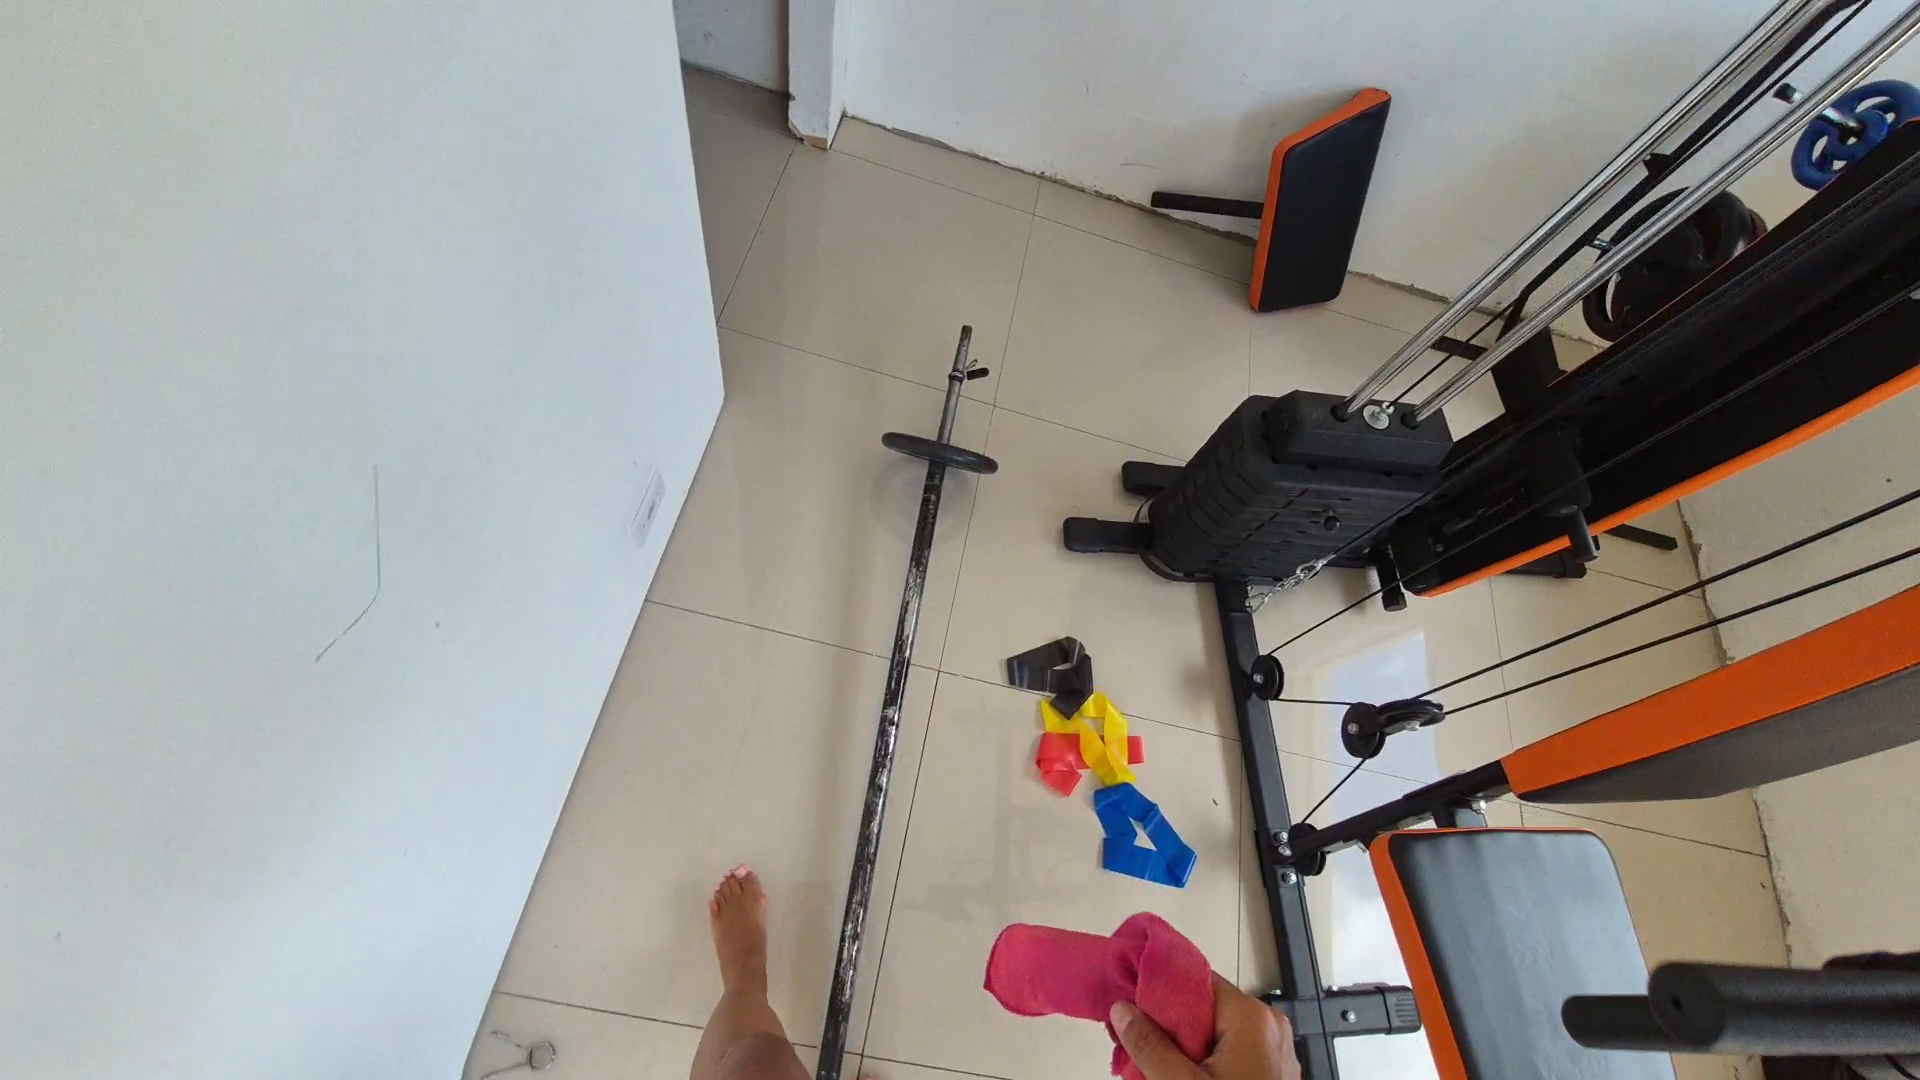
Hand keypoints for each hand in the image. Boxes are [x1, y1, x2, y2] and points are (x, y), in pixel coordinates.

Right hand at [1110, 975, 1301, 1079]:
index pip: (1194, 979)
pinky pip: (1229, 1052)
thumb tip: (1121, 1008)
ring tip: (1152, 1065)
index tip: (1129, 1006)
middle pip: (1203, 1006)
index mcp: (1251, 1016)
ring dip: (1181, 1046)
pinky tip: (1178, 1076)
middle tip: (1135, 1043)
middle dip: (1166, 1025)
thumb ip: (1151, 1047)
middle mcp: (1267, 1024)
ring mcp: (1273, 1050)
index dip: (1158, 990)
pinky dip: (1203, 1061)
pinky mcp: (1271, 1072)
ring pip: (1213, 1032)